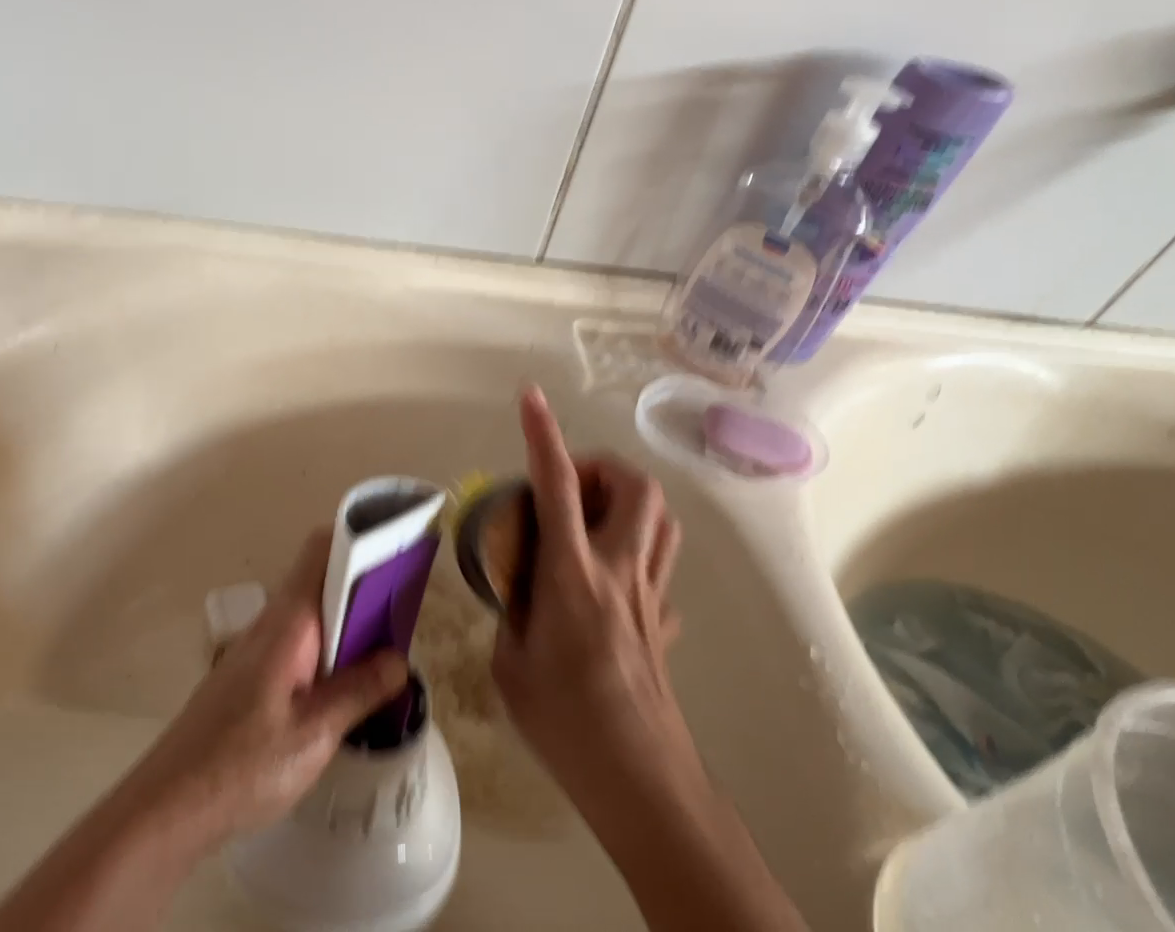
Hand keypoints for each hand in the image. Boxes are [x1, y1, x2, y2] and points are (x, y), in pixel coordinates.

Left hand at [120, 529, 409, 855]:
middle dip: (366, 590)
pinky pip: (299, 649)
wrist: (168, 807)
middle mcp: (269, 627)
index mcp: (286, 624)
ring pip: (311, 619)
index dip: (361, 540)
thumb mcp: (314, 734)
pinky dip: (329, 656)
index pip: (322, 551)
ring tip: (391, 655)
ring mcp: (256, 653)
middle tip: (409, 616)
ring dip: (350, 628)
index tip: (399, 551)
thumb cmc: (241, 767)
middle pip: (321, 583)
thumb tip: (397, 659)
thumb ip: (357, 691)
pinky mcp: (249, 680)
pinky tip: (349, 691)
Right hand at [493, 385, 684, 794]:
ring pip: (660, 519)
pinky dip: (636, 552)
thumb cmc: (565, 722)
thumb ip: (513, 614)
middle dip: (603, 468)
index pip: (558, 488)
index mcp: (572, 575)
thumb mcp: (511, 664)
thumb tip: (519, 594)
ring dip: (627, 502)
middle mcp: (619, 571)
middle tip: (567, 488)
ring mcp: (650, 596)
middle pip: (636, 488)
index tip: (531, 398)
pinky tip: (608, 580)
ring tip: (589, 520)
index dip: (543, 436)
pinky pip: (659, 567)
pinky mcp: (663, 623)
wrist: (640, 777)